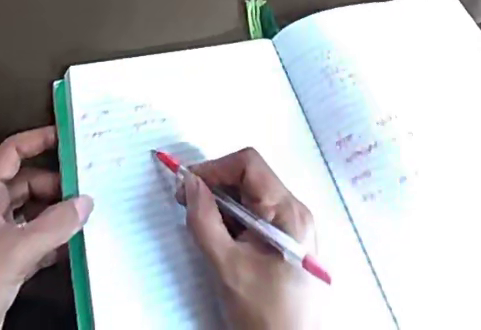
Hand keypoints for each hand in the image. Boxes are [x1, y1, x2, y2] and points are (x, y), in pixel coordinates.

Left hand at [0, 127, 93, 329]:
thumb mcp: (17, 250)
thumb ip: (56, 223)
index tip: (70, 138)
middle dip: (55, 185)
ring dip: (55, 215)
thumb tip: (87, 201)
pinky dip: (50, 242)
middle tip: (87, 187)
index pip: (11, 153)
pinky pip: (31, 242)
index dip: (39, 140)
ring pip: (30, 214)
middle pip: (26, 183)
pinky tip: (73, 247)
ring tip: (87, 216)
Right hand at [181, 148, 321, 329]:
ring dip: (224, 203)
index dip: (215, 168)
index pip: (249, 165)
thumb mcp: (228, 267)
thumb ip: (205, 221)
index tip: (187, 184)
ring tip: (200, 221)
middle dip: (216, 185)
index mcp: (288, 210)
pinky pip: (258, 214)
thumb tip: (189, 183)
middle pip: (251, 178)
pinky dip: (235, 218)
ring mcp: (294, 225)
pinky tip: (219, 235)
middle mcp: (295, 210)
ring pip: (253, 196)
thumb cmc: (263, 315)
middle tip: (185, 201)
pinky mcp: (288, 240)